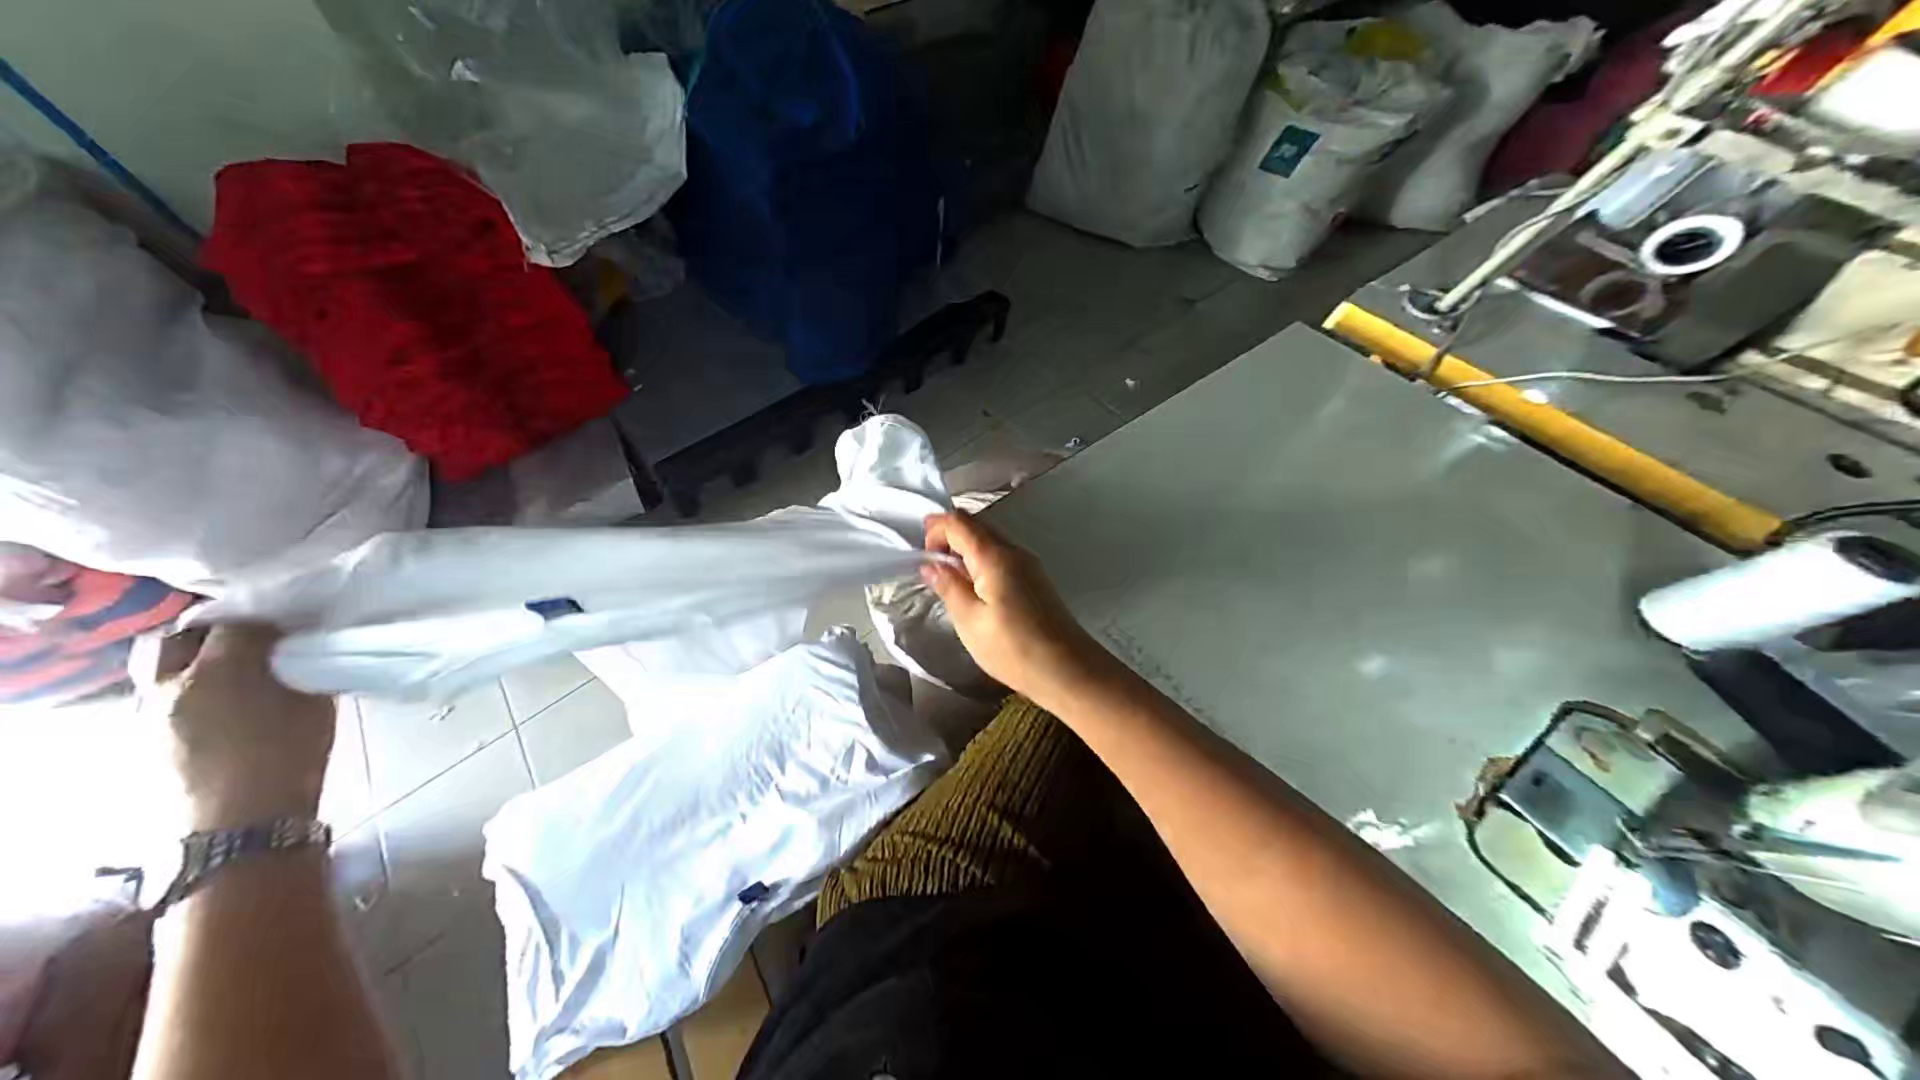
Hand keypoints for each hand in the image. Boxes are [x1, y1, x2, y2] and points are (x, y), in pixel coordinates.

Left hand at [148, 625, 335, 829]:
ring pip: (161, 671)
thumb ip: (295, 667)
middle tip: (244, 643)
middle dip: (208, 636)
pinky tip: (219, 708)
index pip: (238, 625)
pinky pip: (161, 699)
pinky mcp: (143, 738)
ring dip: (192, 666)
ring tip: (230, 677)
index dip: (265, 624)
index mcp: (218, 671)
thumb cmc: (290, 753)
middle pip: (174, 640)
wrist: (245, 817)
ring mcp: (148, 713)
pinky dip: (187, 693)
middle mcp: (170, 684)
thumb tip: (292, 651)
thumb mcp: (311, 701)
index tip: (288, 632)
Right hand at [920, 511, 1115, 705]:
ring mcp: (1029, 564)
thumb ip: (949, 587)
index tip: (920, 552)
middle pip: (977, 526)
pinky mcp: (1035, 580)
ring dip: (965, 548)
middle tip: (929, 561)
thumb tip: (931, 565)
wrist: (1068, 670)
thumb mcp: (970, 621)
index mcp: (995, 556)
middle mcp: (1014, 551)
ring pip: (990, 540)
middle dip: (949, 535)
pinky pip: (1002, 556)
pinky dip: (981, 561)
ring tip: (947, 576)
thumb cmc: (1013, 648)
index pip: (960, 522)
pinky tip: (973, 586)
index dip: (936, 528)